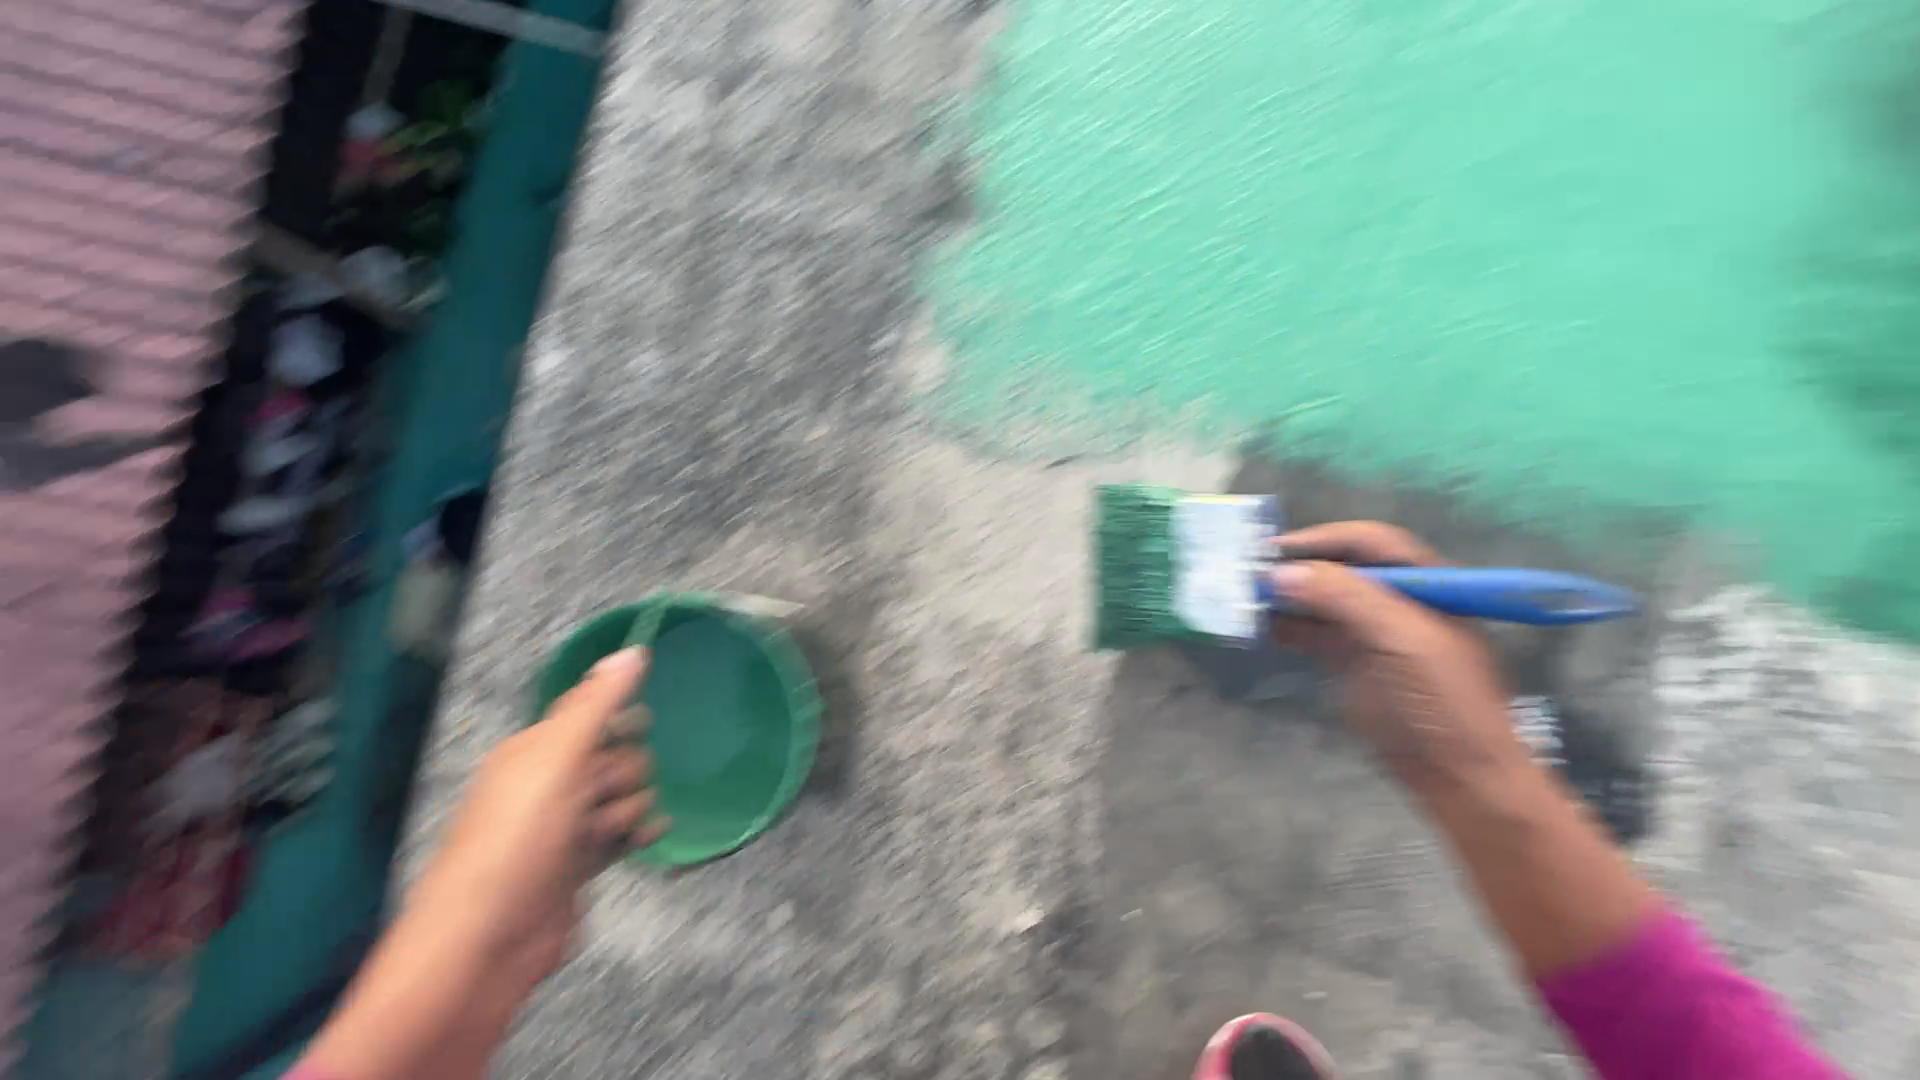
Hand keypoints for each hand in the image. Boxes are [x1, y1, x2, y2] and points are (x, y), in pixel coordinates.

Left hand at [410, 646, 669, 983]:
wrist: (487, 943)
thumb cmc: (517, 840)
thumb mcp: (555, 760)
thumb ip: (597, 705)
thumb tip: (633, 650)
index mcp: (536, 751)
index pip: (594, 715)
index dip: (620, 720)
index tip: (637, 729)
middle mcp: (551, 783)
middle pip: (618, 756)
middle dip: (624, 774)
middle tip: (599, 797)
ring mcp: (567, 826)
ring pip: (625, 796)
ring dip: (628, 810)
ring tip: (605, 833)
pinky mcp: (582, 864)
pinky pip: (625, 834)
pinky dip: (639, 834)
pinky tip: (646, 839)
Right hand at [1268, 522, 1655, 977]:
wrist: (1458, 775)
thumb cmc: (1443, 700)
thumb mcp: (1403, 640)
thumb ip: (1347, 599)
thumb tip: (1281, 574)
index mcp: (1424, 584)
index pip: (1369, 543)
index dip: (1322, 540)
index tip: (1274, 549)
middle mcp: (1394, 601)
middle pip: (1338, 569)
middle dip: (1294, 567)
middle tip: (1247, 572)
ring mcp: (1370, 633)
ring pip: (1318, 602)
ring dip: (1282, 597)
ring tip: (1242, 598)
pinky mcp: (1350, 663)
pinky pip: (1310, 634)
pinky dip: (1282, 627)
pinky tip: (1254, 626)